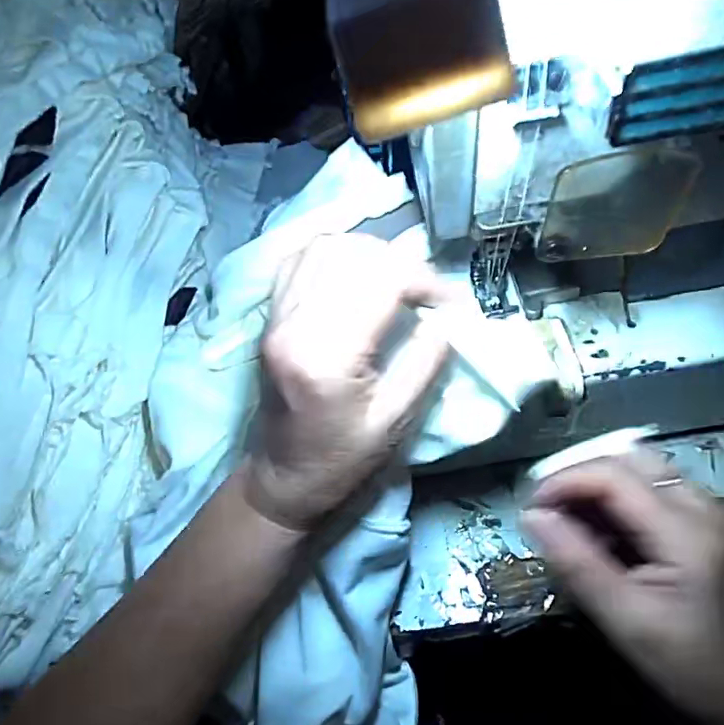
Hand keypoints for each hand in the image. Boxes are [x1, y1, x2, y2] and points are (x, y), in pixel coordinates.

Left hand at [242, 233, 455, 533]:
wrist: (282, 476)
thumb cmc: (341, 459)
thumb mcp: (395, 421)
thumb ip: (425, 363)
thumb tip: (448, 317)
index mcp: (326, 357)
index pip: (382, 282)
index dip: (427, 281)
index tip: (453, 302)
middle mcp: (293, 325)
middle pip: (354, 256)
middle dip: (403, 264)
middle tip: (428, 292)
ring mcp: (275, 316)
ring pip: (325, 248)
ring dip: (370, 253)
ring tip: (397, 279)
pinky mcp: (270, 315)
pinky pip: (301, 259)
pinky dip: (337, 254)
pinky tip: (359, 274)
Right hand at [522, 454, 723, 724]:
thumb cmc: (689, 665)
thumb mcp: (624, 619)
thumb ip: (577, 562)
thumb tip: (532, 516)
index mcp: (690, 532)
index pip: (615, 477)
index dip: (565, 481)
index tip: (531, 507)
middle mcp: (707, 505)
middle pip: (629, 459)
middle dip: (579, 476)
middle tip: (545, 508)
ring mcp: (712, 506)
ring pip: (640, 467)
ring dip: (597, 484)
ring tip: (566, 518)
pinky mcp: (708, 513)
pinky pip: (652, 484)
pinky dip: (617, 497)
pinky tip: (598, 527)